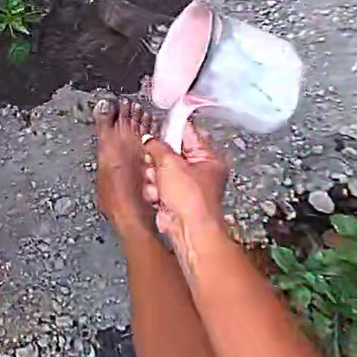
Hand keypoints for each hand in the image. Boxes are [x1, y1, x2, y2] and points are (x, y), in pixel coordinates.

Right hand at [142, 122, 230, 266]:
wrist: (188, 229)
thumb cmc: (190, 197)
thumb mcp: (171, 162)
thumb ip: (157, 146)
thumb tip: (149, 139)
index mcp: (207, 158)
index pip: (188, 134)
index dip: (171, 129)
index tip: (158, 127)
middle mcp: (198, 171)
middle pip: (169, 153)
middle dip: (157, 160)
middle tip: (155, 164)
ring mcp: (185, 186)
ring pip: (158, 170)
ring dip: (153, 177)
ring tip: (158, 184)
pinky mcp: (172, 199)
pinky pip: (155, 186)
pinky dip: (153, 191)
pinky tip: (158, 197)